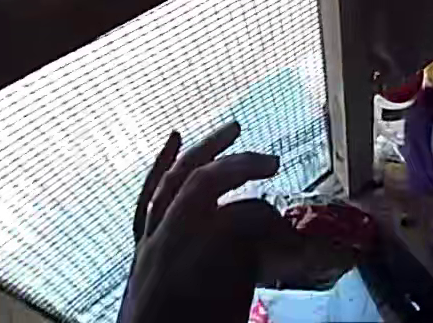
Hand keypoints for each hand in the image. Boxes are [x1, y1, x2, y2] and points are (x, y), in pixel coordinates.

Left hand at [118, 121, 301, 322]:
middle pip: (203, 185)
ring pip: (174, 181)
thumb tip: (278, 238)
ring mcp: (148, 244)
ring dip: (205, 149)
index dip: (269, 221)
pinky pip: (148, 199)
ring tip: (233, 128)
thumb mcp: (231, 313)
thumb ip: (249, 269)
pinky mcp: (140, 250)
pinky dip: (161, 164)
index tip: (293, 237)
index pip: (237, 220)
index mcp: (190, 269)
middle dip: (239, 166)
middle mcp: (165, 246)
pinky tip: (174, 137)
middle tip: (272, 163)